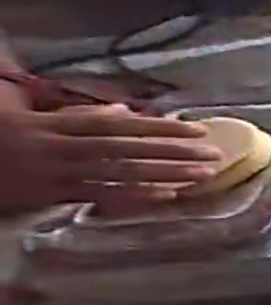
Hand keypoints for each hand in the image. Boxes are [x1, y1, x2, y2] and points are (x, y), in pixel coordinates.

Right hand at [0, 104, 221, 212]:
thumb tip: (123, 110)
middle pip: (125, 147)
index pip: (113, 124)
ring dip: (166, 173)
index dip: (159, 126)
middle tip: (215, 153)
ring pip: (119, 171)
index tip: (198, 130)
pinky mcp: (42, 194)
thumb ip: (73, 115)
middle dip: (174, 150)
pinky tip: (168, 194)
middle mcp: (50, 146)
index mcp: (43, 124)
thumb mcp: (20, 118)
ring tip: (205, 174)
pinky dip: (135, 194)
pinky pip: (98, 194)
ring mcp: (48, 171)